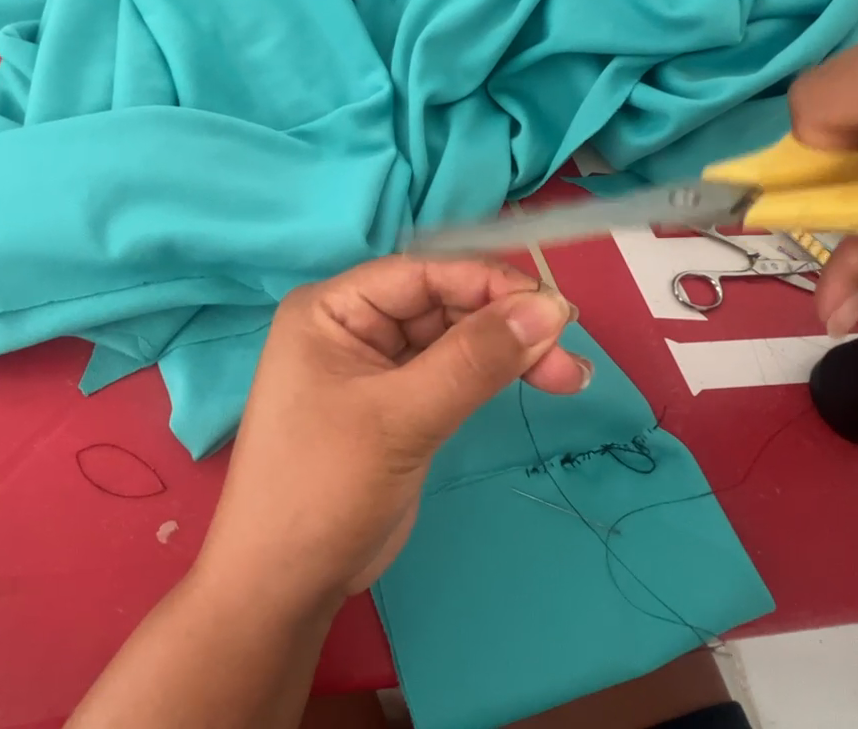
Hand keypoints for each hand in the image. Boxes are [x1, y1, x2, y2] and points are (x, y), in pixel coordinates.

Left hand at [195, 256, 587, 606]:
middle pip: (443, 305)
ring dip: (510, 351)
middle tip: (570, 355)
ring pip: (456, 340)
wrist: (286, 583)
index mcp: (333, 309)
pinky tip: (540, 379)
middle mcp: (353, 327)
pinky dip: (495, 376)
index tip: (555, 306)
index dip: (488, 283)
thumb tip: (550, 307)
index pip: (420, 274)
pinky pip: (454, 374)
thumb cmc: (325, 486)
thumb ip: (474, 360)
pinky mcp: (399, 405)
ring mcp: (377, 367)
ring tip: (572, 375)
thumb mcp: (401, 417)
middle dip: (506, 324)